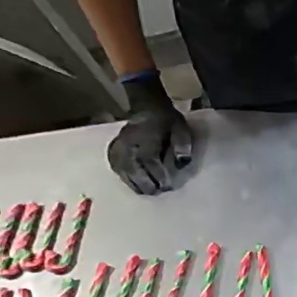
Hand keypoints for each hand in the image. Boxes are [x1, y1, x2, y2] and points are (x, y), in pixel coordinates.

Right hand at [107, 73, 194, 195]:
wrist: (146, 106)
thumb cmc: (165, 120)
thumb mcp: (180, 128)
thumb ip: (182, 144)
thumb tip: (182, 162)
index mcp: (144, 137)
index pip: (150, 162)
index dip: (159, 177)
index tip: (167, 186)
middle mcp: (127, 144)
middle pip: (135, 172)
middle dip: (148, 185)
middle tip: (159, 191)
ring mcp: (118, 149)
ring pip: (126, 174)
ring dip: (138, 185)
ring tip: (150, 190)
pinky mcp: (113, 153)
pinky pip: (119, 172)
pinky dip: (128, 180)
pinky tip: (137, 184)